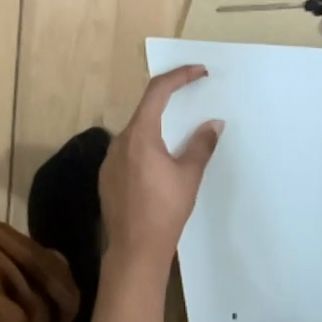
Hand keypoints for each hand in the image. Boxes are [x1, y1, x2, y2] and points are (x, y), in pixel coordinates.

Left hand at [101, 65, 223, 269]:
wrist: (135, 249)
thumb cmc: (165, 210)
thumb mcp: (189, 175)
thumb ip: (201, 145)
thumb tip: (214, 124)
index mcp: (139, 135)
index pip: (157, 91)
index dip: (179, 76)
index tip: (199, 72)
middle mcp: (119, 142)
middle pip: (145, 112)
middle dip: (169, 104)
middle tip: (192, 100)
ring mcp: (109, 161)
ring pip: (135, 134)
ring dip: (157, 129)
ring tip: (179, 136)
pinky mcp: (107, 178)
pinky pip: (128, 153)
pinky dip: (146, 149)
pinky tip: (160, 165)